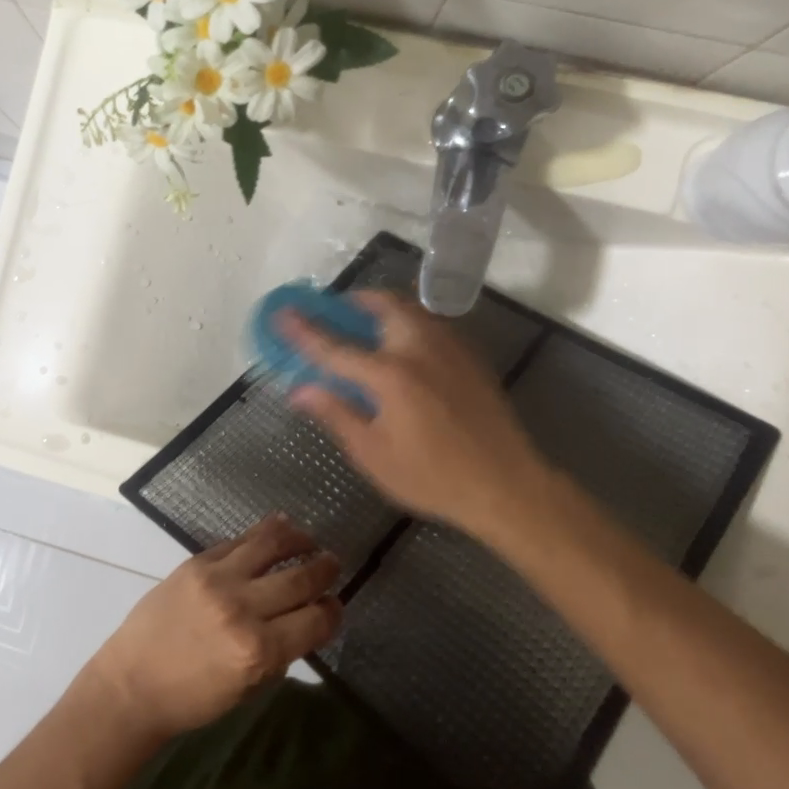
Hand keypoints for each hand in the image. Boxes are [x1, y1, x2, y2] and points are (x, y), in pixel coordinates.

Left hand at [81, 515, 341, 738]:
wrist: (133, 681)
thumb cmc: (193, 697)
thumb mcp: (249, 687)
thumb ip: (281, 653)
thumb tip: (307, 621)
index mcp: (259, 651)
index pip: (315, 621)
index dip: (332, 612)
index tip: (335, 604)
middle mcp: (242, 609)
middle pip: (299, 579)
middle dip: (324, 571)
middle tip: (334, 564)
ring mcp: (217, 580)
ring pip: (271, 545)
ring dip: (298, 539)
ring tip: (310, 540)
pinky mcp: (196, 563)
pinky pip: (238, 541)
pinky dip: (263, 532)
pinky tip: (279, 527)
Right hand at [279, 289, 554, 529]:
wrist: (507, 486)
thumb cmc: (433, 477)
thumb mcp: (373, 454)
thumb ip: (336, 414)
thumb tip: (299, 389)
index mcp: (391, 375)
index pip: (335, 347)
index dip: (304, 331)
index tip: (282, 313)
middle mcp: (420, 349)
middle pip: (383, 305)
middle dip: (354, 302)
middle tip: (335, 312)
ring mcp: (451, 350)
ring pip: (412, 310)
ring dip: (383, 308)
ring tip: (366, 325)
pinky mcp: (471, 359)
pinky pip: (432, 325)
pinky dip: (409, 323)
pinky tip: (404, 348)